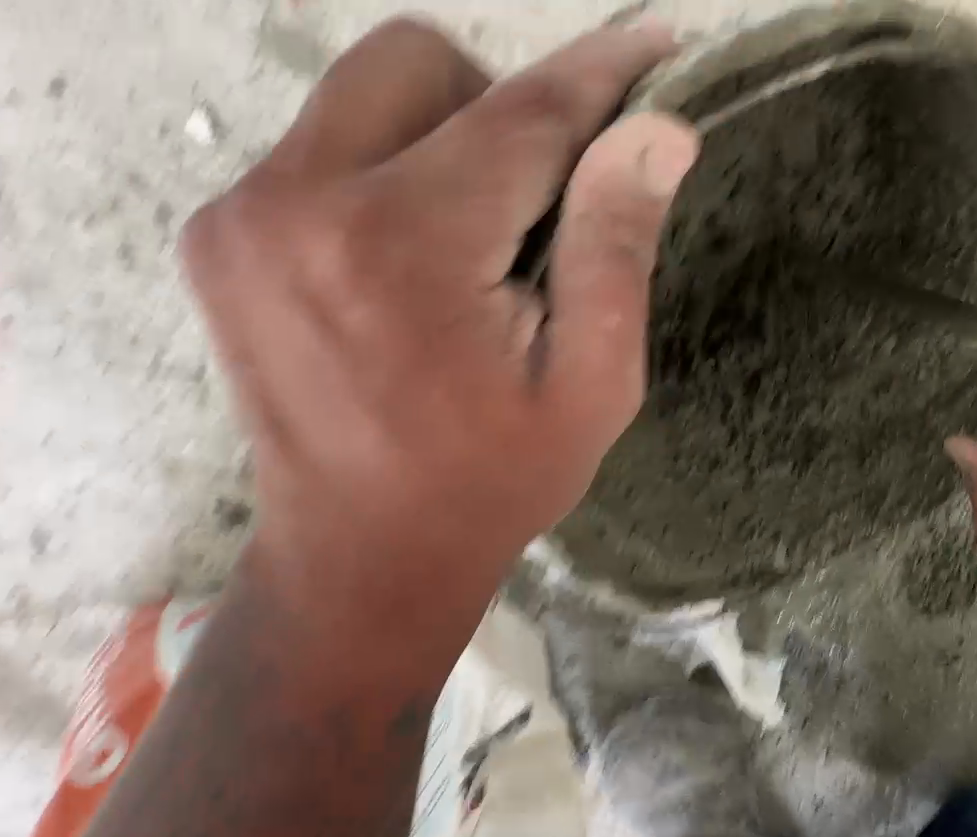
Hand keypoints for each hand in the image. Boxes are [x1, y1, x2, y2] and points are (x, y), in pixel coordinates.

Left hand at [181, 18, 697, 606]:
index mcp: (406, 247)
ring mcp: (243, 212)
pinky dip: (396, 180)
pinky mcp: (222, 231)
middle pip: (420, 65)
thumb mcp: (594, 384)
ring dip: (449, 145)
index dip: (599, 73)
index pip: (521, 116)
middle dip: (505, 113)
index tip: (655, 39)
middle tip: (552, 210)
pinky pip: (327, 149)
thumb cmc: (502, 477)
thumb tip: (659, 134)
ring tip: (486, 252)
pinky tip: (423, 271)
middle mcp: (299, 200)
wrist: (369, 551)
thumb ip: (617, 250)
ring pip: (364, 97)